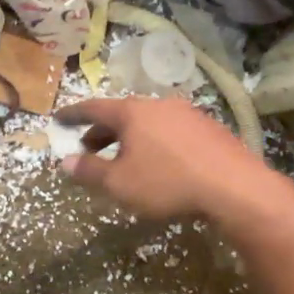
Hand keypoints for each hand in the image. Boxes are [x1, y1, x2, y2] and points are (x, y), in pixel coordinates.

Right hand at [55, 98, 270, 220]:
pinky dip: (156, 143)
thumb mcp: (120, 184)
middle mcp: (159, 105)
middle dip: (103, 131)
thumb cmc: (167, 183)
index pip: (94, 108)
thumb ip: (90, 171)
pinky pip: (172, 132)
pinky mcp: (210, 130)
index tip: (59, 118)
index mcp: (132, 113)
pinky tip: (160, 163)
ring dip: (131, 138)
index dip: (74, 114)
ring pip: (149, 122)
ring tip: (125, 158)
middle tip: (90, 147)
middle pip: (123, 114)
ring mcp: (188, 114)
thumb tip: (66, 162)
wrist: (233, 187)